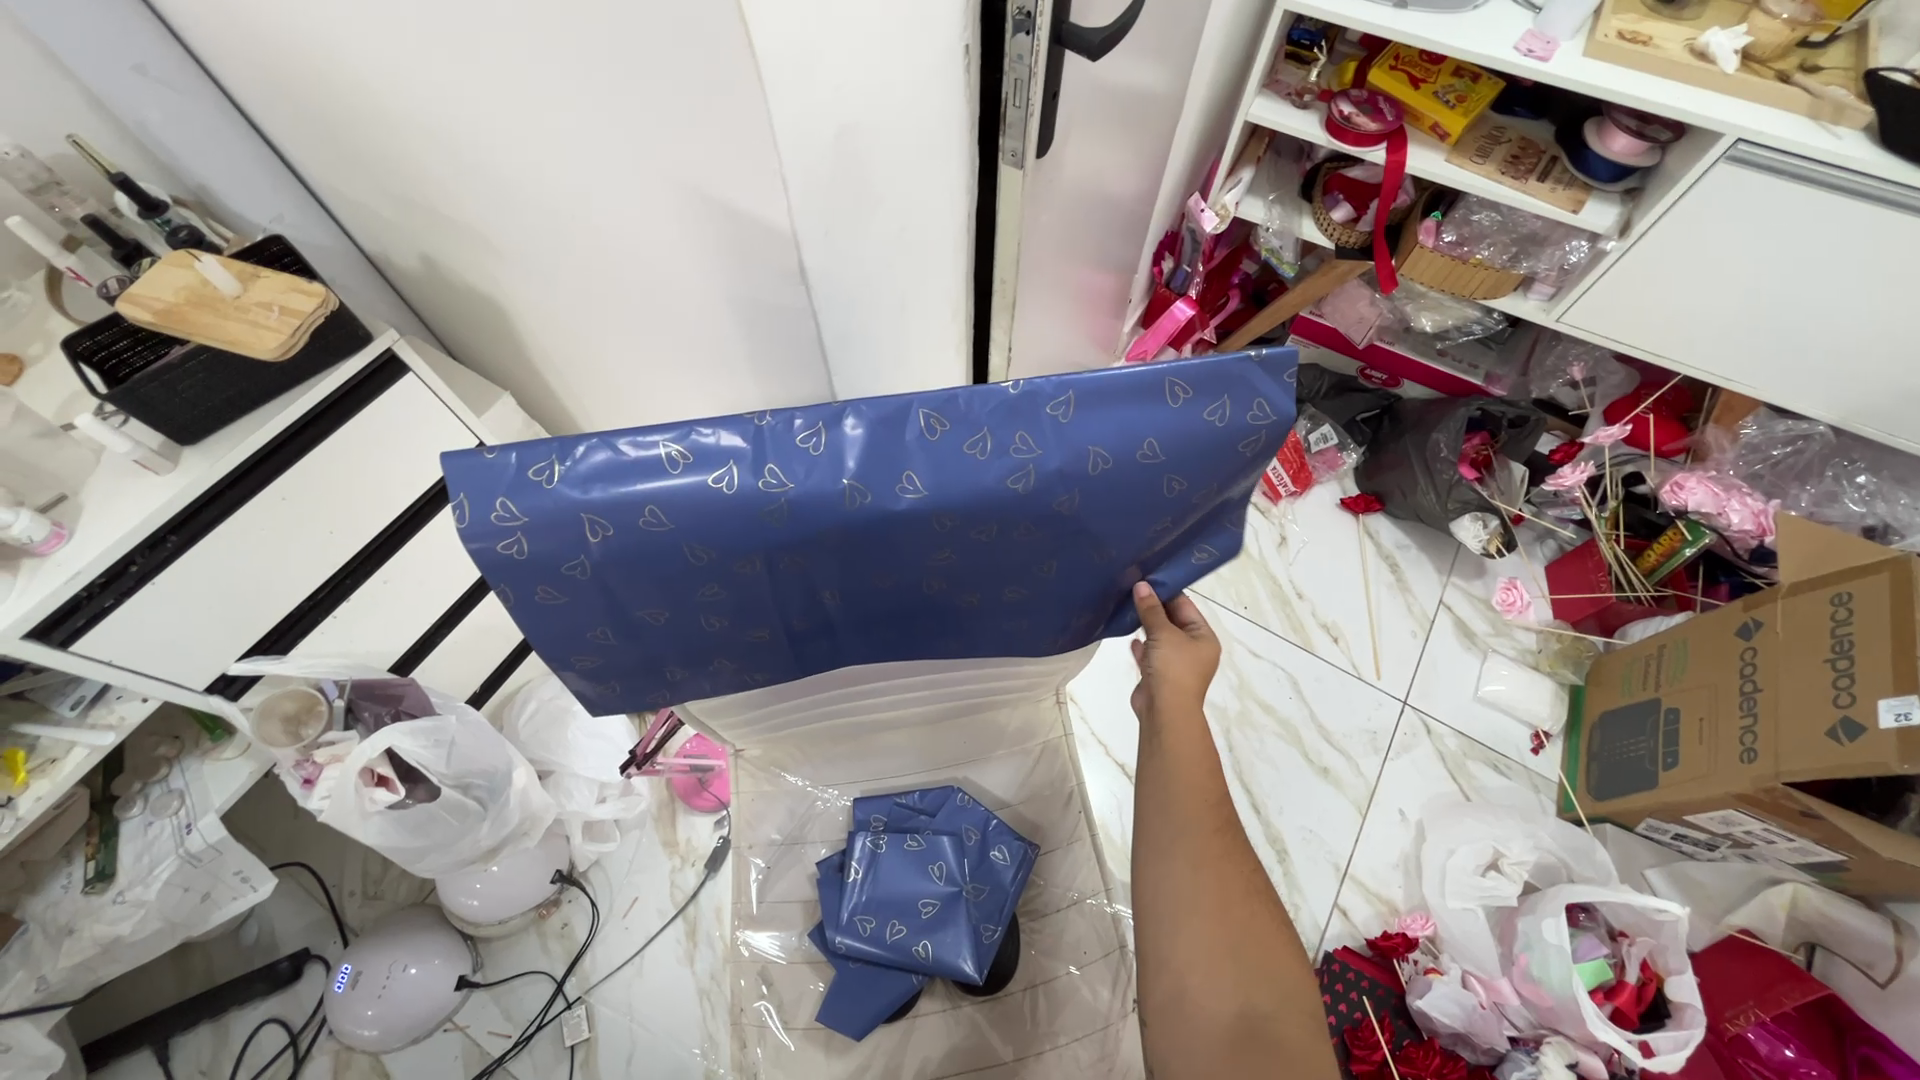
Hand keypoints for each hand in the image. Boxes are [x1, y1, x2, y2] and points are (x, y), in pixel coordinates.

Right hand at [1129, 580, 1220, 722]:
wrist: (1165, 711)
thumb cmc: (1173, 668)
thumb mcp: (1163, 633)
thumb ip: (1151, 609)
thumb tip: (1141, 585)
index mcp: (1204, 637)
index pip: (1186, 606)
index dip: (1166, 592)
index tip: (1146, 578)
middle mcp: (1193, 649)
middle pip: (1173, 621)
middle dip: (1154, 608)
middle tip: (1132, 588)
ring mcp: (1176, 664)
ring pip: (1160, 638)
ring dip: (1146, 626)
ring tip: (1127, 607)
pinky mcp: (1159, 676)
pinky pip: (1150, 655)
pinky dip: (1142, 646)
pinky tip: (1130, 637)